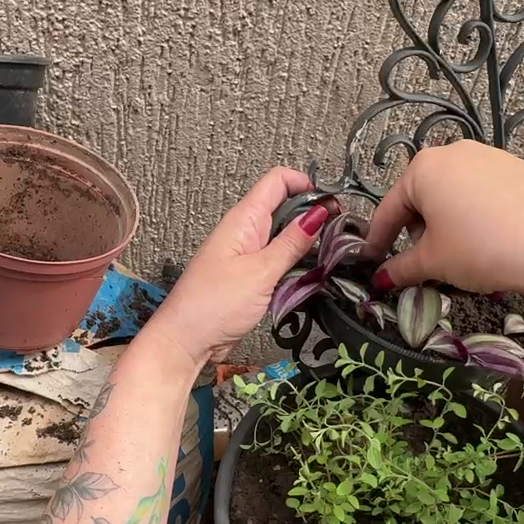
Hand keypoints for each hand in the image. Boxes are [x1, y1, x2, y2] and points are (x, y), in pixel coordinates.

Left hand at [142, 168, 328, 368]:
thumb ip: (291, 243)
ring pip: (284, 238)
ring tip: (327, 259)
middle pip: (286, 208)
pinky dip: (295, 268)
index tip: (332, 203)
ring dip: (306, 247)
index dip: (307, 184)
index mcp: (243, 220)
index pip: (277, 181)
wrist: (185, 342)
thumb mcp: (261, 272)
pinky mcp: (249, 277)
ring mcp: (247, 255)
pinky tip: (308, 278)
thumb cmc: (211, 306)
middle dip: (313, 218)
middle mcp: (245, 232)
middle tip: (337, 236)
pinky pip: (278, 263)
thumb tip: (318, 214)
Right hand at [364, 139, 523, 295]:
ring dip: (447, 221)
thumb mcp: (432, 262)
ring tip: (458, 252)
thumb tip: (381, 280)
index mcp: (424, 168)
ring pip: (456, 192)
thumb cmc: (479, 249)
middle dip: (416, 228)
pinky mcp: (523, 170)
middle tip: (421, 260)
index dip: (378, 240)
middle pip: (422, 196)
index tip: (372, 262)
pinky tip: (490, 240)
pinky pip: (487, 193)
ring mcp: (493, 156)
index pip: (389, 209)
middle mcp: (455, 152)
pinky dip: (479, 214)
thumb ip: (400, 268)